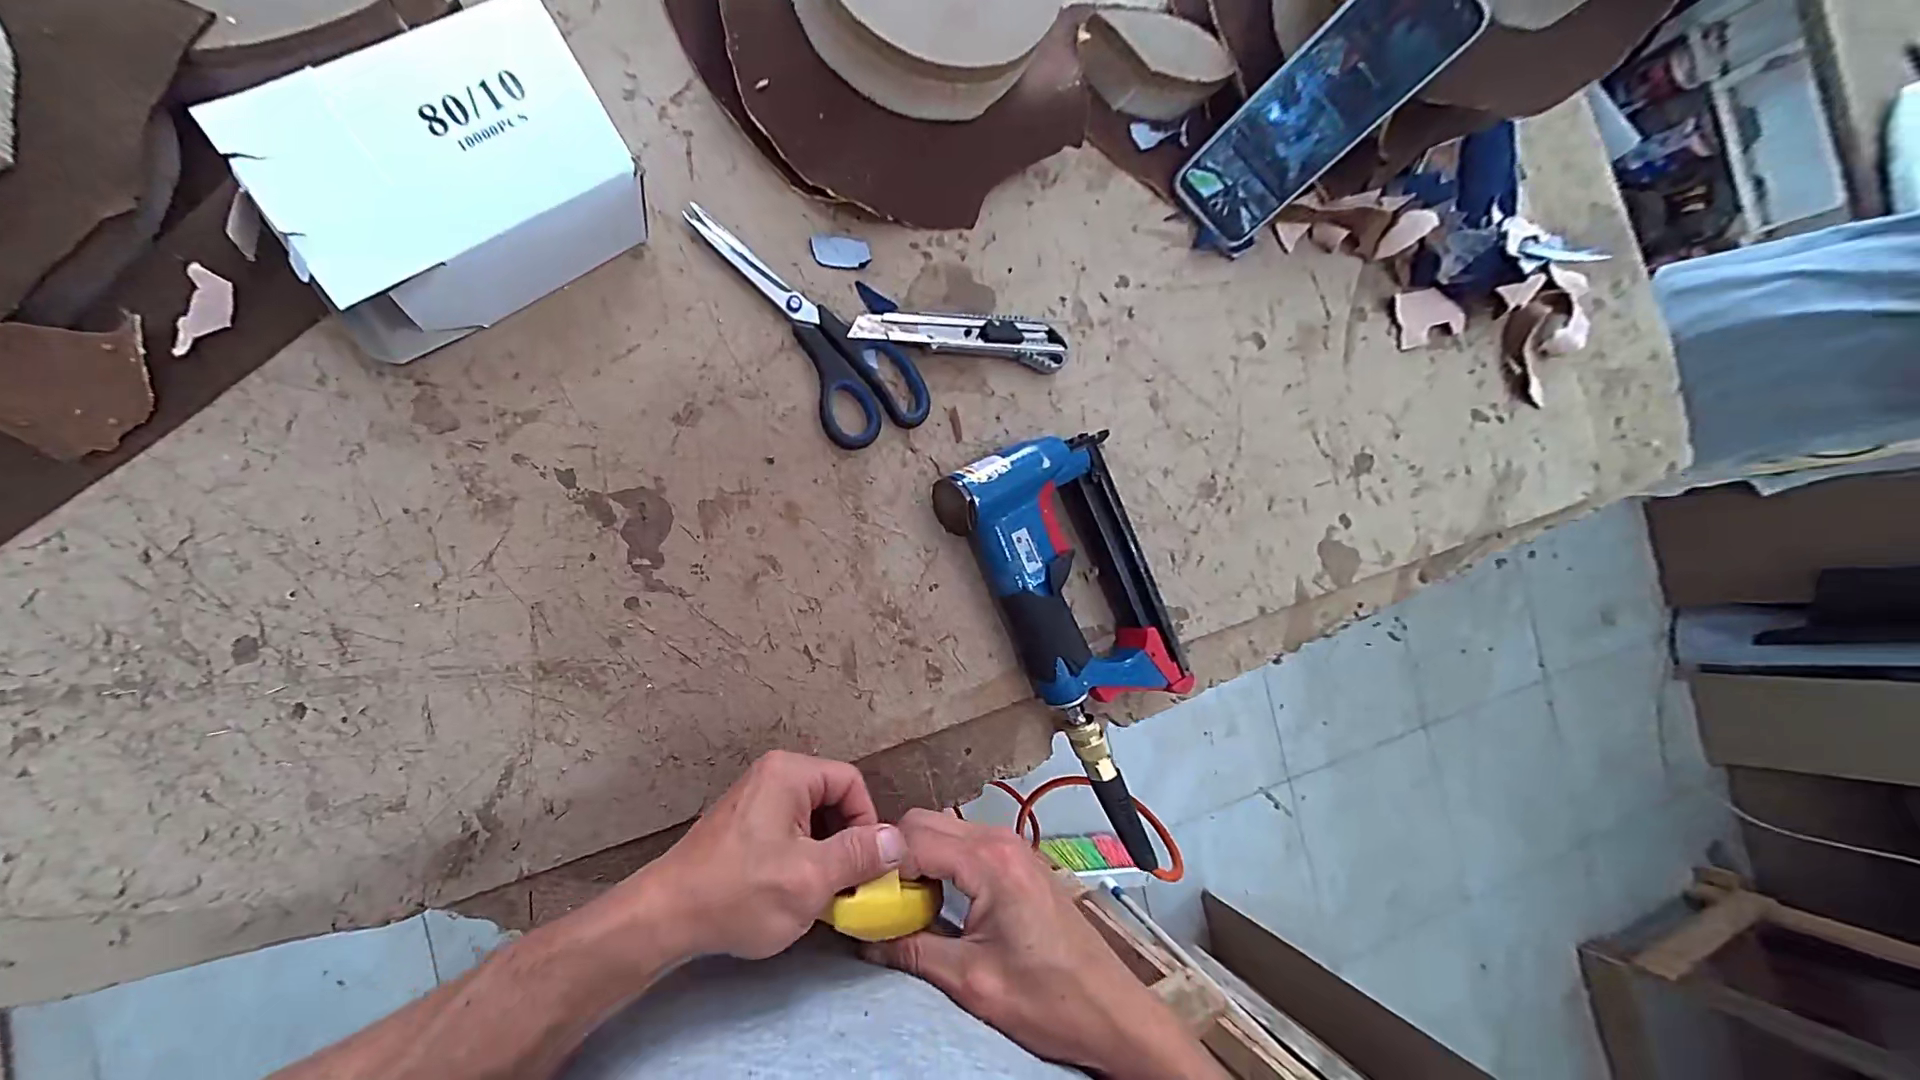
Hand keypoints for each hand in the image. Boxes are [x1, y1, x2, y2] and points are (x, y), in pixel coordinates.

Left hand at [641, 750, 904, 959]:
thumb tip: (898, 841)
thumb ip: (859, 855)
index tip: (864, 865)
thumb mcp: (810, 878)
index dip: (866, 823)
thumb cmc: (738, 893)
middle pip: (832, 798)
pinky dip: (800, 854)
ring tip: (818, 890)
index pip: (852, 783)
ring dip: (823, 851)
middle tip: (844, 881)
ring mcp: (754, 796)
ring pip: (812, 817)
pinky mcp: (742, 822)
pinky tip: (791, 888)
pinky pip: (788, 828)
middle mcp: (772, 773)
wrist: (662, 919)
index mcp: (789, 772)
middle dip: (844, 840)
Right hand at [866, 809, 1224, 1078]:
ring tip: (908, 908)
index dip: (880, 866)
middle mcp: (1002, 840)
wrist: (1112, 1011)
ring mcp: (1013, 846)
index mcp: (990, 861)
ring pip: (944, 830)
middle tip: (881, 903)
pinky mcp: (1018, 860)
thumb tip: (868, 938)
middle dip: (895, 857)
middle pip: (925, 822)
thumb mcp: (973, 981)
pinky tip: (940, 905)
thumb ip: (914, 950)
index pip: (913, 837)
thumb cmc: (1053, 999)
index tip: (861, 896)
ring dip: (919, 860)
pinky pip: (965, 844)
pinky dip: (942, 864)